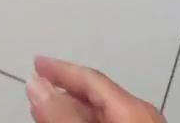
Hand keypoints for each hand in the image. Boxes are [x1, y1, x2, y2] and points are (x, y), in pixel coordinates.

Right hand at [27, 57, 163, 122]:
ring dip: (75, 108)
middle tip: (40, 87)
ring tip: (51, 111)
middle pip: (97, 93)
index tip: (36, 63)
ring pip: (105, 111)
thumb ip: (62, 112)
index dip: (59, 68)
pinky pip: (113, 122)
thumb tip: (34, 84)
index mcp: (134, 106)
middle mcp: (145, 113)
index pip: (89, 76)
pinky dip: (90, 121)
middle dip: (65, 90)